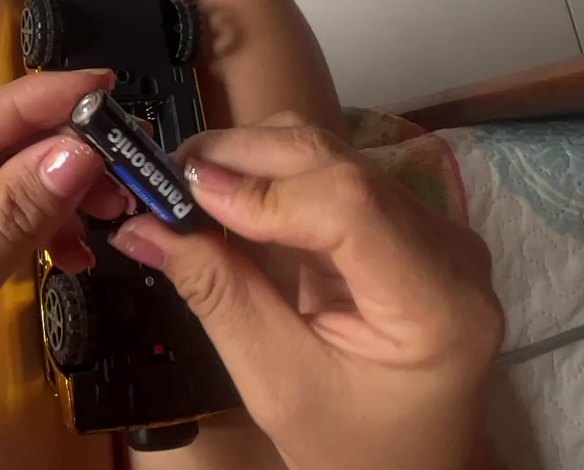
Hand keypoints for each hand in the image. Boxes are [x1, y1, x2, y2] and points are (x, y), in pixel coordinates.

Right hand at [108, 124, 503, 469]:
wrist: (408, 465)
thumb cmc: (354, 447)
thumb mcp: (277, 386)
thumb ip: (216, 294)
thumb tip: (139, 226)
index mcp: (438, 303)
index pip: (350, 205)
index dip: (262, 188)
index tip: (186, 195)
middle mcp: (444, 241)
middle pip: (331, 159)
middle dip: (237, 156)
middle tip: (164, 180)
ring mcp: (422, 218)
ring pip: (320, 145)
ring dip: (243, 153)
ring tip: (187, 187)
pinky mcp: (392, 208)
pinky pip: (319, 162)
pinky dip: (260, 166)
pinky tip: (223, 191)